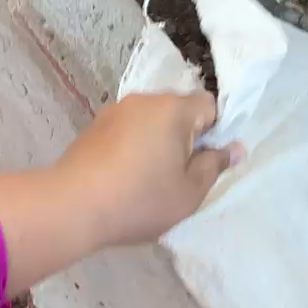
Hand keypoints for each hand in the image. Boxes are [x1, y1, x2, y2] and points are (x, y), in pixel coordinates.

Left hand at [53, 93, 241, 248]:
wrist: (72, 206)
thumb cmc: (139, 199)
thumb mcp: (189, 191)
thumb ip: (215, 165)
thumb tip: (236, 147)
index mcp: (173, 109)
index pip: (209, 105)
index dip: (215, 131)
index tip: (205, 162)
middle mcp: (144, 100)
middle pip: (178, 110)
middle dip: (186, 136)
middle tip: (180, 174)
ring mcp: (115, 111)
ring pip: (151, 120)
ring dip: (158, 141)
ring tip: (150, 178)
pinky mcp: (94, 127)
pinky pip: (127, 130)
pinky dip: (133, 146)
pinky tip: (125, 175)